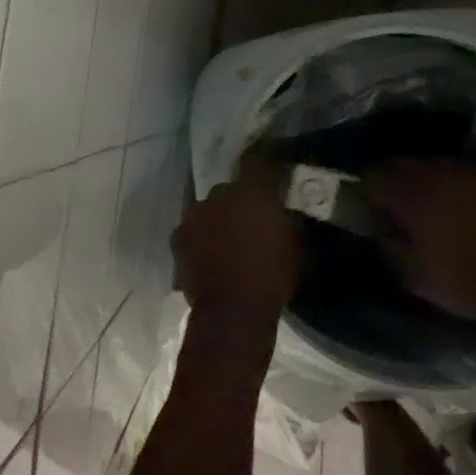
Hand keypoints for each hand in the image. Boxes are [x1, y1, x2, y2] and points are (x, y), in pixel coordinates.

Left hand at [172, 150, 299, 324]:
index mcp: (250, 191)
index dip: (264, 164)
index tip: (270, 171)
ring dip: (217, 221)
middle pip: (229, 190)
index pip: (257, 161)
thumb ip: (287, 220)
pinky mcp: (178, 238)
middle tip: (251, 223)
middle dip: (239, 202)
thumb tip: (283, 211)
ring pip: (208, 211)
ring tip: (228, 244)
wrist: (231, 313)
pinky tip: (211, 258)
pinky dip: (201, 240)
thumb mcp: (297, 247)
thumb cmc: (272, 278)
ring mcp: (193, 216)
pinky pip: (193, 232)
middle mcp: (217, 195)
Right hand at [368, 161, 475, 324]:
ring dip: (430, 181)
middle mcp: (440, 176)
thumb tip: (380, 231)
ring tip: (434, 203)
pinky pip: (469, 176)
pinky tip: (465, 207)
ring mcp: (473, 175)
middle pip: (406, 165)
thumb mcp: (415, 277)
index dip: (370, 191)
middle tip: (399, 203)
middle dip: (398, 181)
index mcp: (414, 197)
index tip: (371, 206)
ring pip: (438, 166)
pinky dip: (460, 187)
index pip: (377, 179)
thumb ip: (391, 247)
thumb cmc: (466, 284)